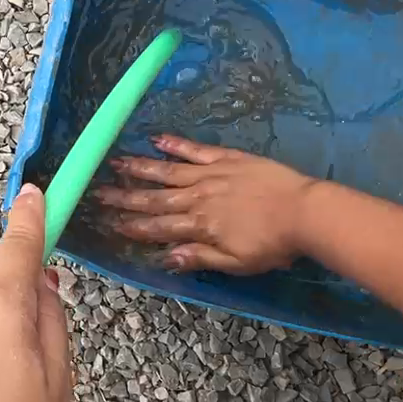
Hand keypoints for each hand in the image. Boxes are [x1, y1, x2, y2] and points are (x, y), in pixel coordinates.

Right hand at [93, 134, 318, 274]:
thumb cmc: (273, 244)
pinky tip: (156, 139)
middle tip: (98, 192)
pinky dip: (174, 144)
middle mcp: (197, 198)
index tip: (108, 223)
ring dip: (140, 168)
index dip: (131, 226)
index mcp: (199, 226)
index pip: (158, 227)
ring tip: (115, 162)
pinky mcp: (226, 158)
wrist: (304, 211)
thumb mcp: (236, 262)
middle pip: (155, 198)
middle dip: (124, 197)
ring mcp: (210, 174)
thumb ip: (199, 257)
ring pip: (168, 171)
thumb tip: (164, 257)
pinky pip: (195, 150)